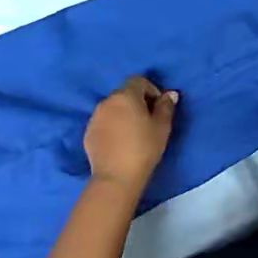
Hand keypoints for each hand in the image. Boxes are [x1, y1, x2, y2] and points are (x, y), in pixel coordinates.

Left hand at [84, 75, 177, 190]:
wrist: (116, 177)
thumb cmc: (144, 149)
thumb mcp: (162, 127)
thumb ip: (166, 107)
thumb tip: (169, 94)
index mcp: (125, 96)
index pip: (138, 80)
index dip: (151, 90)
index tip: (159, 108)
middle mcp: (106, 102)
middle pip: (124, 94)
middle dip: (137, 102)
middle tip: (148, 121)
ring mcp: (94, 117)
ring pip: (112, 109)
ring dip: (123, 114)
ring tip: (132, 133)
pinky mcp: (88, 133)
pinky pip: (103, 123)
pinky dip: (112, 127)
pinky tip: (119, 143)